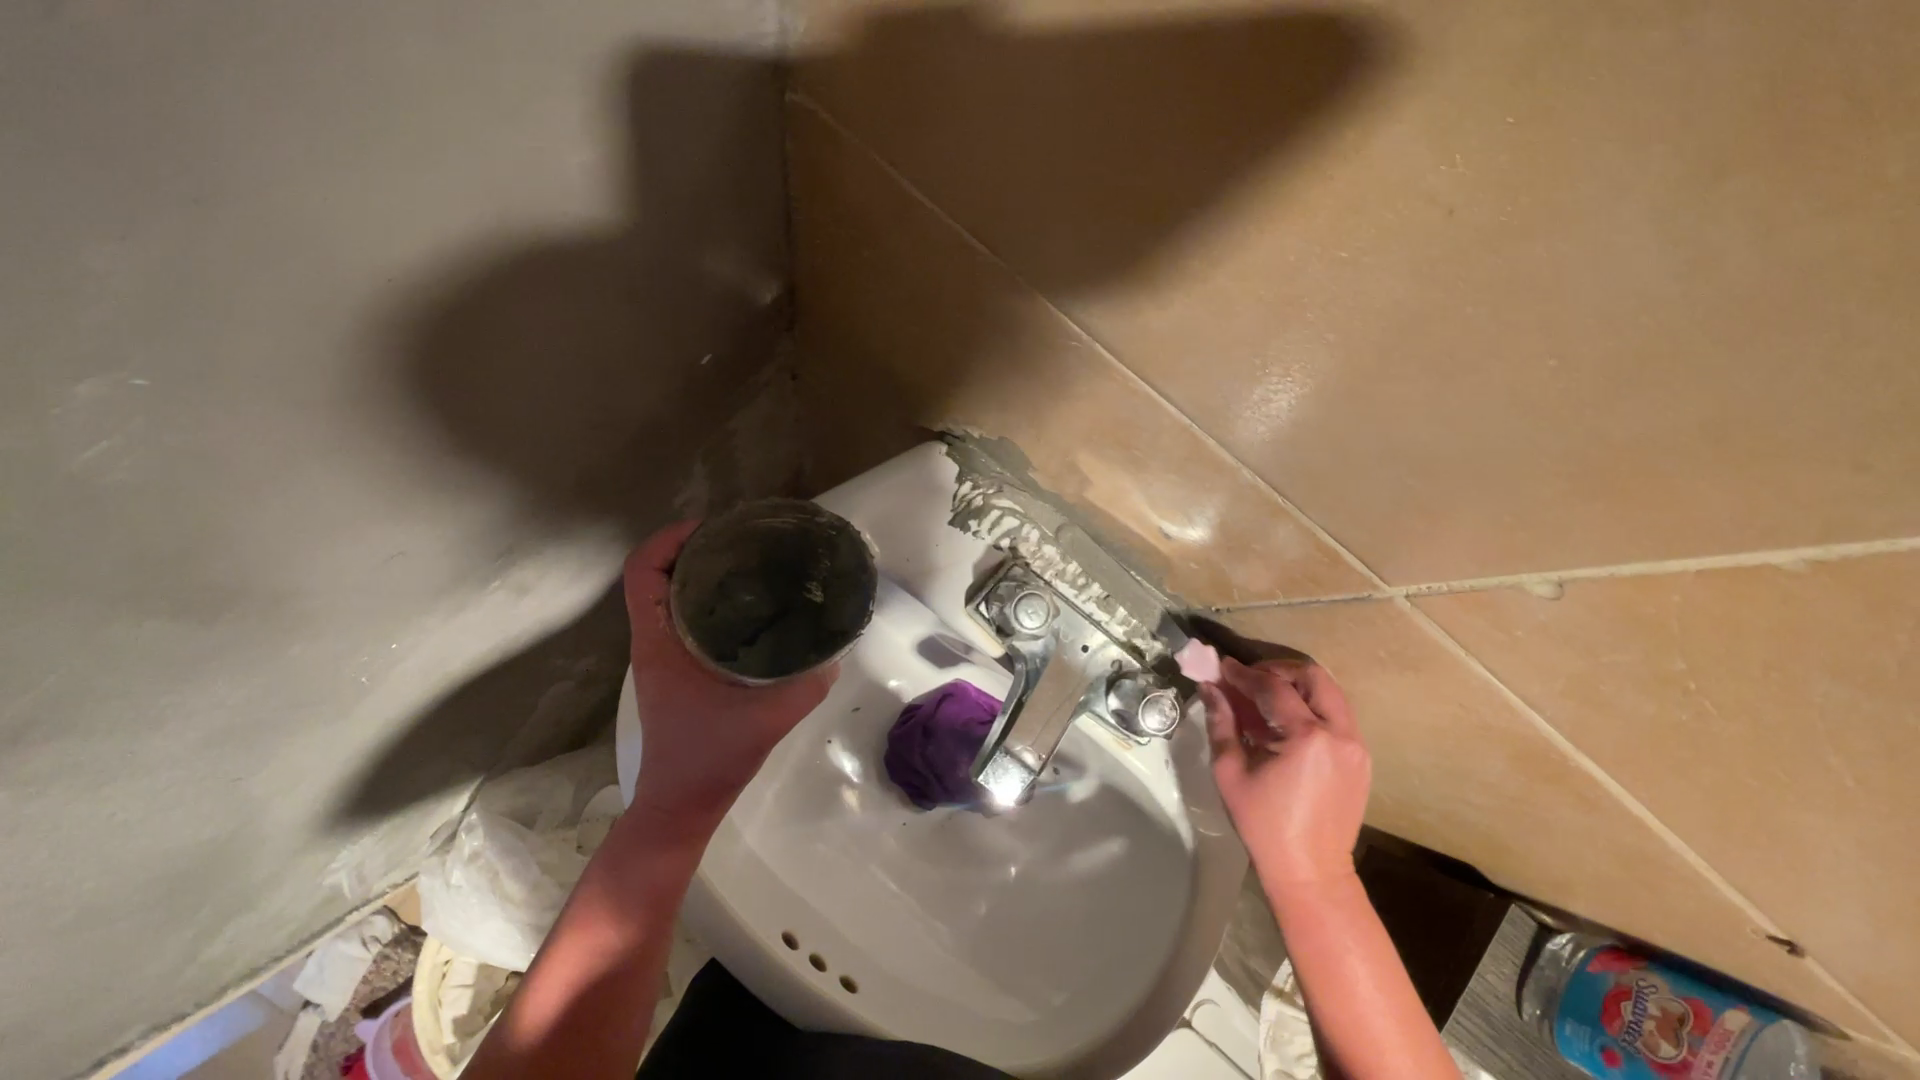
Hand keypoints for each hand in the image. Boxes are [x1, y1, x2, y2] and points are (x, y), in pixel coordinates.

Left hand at [623, 521, 836, 834]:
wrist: (679, 806)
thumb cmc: (708, 760)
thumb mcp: (766, 721)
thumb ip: (806, 686)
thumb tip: (835, 651)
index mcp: (658, 643)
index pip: (641, 571)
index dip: (669, 538)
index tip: (713, 528)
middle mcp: (653, 642)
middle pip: (658, 574)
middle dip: (697, 547)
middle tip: (747, 540)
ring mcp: (662, 657)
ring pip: (671, 596)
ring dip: (702, 573)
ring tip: (753, 563)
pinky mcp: (676, 671)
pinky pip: (684, 619)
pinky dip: (710, 601)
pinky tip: (754, 609)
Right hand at [1200, 657, 1370, 886]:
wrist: (1310, 871)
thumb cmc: (1263, 826)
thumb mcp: (1231, 773)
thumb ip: (1222, 724)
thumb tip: (1210, 688)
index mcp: (1307, 737)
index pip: (1273, 687)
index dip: (1244, 674)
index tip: (1221, 667)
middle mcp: (1340, 733)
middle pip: (1313, 677)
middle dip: (1277, 671)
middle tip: (1249, 680)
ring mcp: (1357, 746)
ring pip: (1330, 694)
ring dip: (1296, 688)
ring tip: (1265, 701)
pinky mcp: (1361, 759)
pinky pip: (1337, 717)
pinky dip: (1311, 709)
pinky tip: (1285, 726)